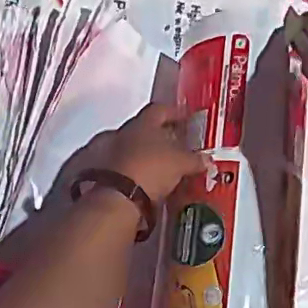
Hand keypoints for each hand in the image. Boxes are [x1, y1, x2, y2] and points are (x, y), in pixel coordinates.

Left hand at [91, 103, 212, 202]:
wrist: (118, 198)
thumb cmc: (151, 169)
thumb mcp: (181, 164)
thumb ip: (195, 159)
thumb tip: (207, 160)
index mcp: (143, 122)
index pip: (160, 109)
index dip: (175, 113)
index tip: (186, 117)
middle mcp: (122, 132)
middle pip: (144, 128)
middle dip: (159, 135)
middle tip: (175, 143)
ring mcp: (107, 152)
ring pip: (131, 148)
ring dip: (145, 154)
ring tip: (161, 165)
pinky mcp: (101, 173)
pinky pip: (122, 167)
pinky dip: (134, 170)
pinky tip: (145, 180)